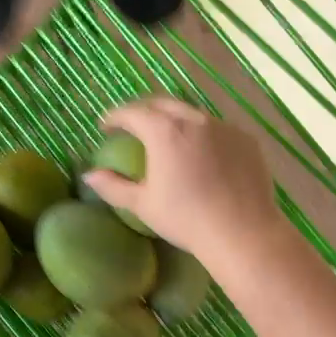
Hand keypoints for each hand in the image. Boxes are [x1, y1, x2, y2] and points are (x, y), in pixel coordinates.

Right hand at [83, 98, 283, 258]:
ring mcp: (224, 127)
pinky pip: (219, 130)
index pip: (133, 112)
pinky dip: (204, 136)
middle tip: (134, 125)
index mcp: (165, 131)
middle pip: (164, 104)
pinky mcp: (246, 140)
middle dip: (144, 110)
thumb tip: (89, 175)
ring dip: (176, 121)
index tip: (106, 127)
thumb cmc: (185, 219)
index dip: (116, 117)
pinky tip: (203, 157)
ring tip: (170, 139)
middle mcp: (195, 119)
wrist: (241, 232)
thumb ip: (113, 187)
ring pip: (194, 115)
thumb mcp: (143, 205)